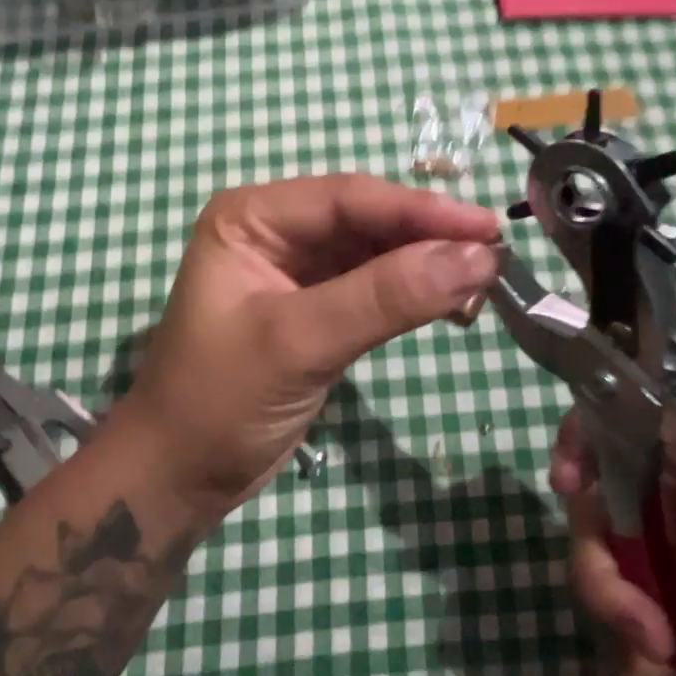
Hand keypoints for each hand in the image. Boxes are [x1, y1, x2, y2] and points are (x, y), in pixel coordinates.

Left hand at [110, 174, 499, 518]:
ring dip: (428, 265)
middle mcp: (275, 230)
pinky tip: (455, 304)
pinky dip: (415, 295)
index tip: (486, 228)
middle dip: (429, 236)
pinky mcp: (318, 308)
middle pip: (367, 219)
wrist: (178, 477)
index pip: (348, 198)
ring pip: (377, 252)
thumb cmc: (218, 400)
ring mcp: (298, 270)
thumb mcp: (297, 342)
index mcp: (252, 216)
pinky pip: (376, 288)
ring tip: (487, 281)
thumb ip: (384, 297)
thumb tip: (476, 257)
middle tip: (497, 255)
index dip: (420, 210)